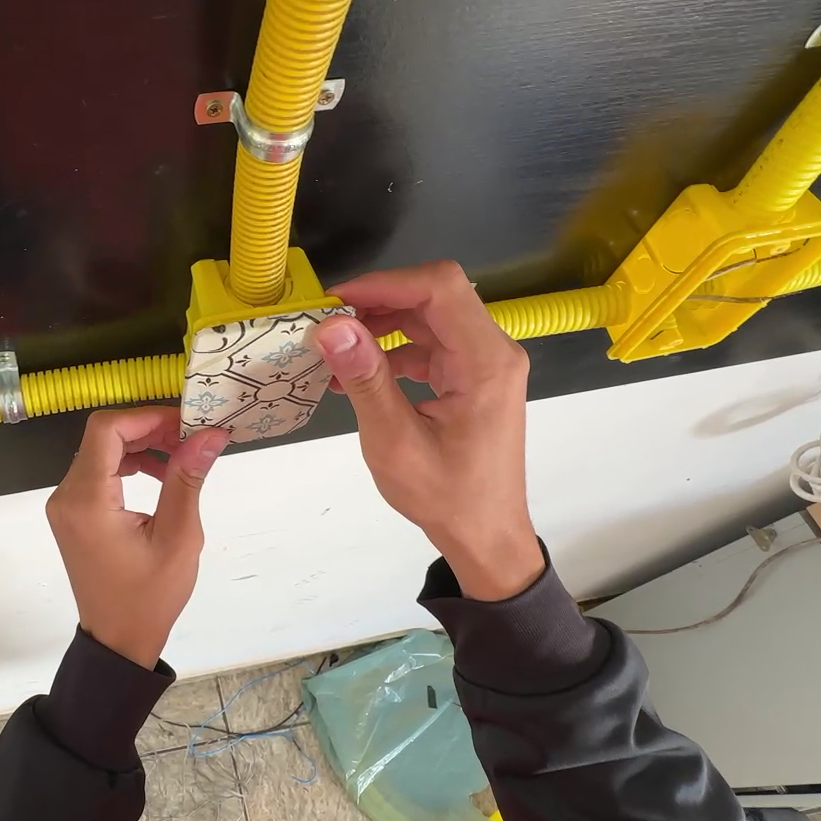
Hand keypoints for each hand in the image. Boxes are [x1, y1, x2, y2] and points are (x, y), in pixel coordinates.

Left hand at [45, 408, 230, 667]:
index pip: (107, 429)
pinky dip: (129, 464)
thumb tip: (211, 434)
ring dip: (141, 445)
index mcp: (87, 500)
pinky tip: (160, 474)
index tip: (186, 423)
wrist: (118, 641)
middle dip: (149, 428)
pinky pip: (98, 472)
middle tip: (191, 436)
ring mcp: (66, 504)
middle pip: (103, 436)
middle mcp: (67, 495)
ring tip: (182, 454)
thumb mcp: (178, 537)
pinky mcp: (74, 513)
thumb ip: (188, 478)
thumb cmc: (150, 597)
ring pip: (101, 451)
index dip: (148, 417)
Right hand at [312, 262, 541, 600]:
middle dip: (377, 302)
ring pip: (429, 318)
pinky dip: (392, 351)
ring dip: (381, 326)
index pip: (439, 289)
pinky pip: (430, 346)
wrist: (484, 535)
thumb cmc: (446, 496)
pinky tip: (355, 375)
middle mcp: (493, 352)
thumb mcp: (395, 441)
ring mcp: (484, 364)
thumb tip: (332, 327)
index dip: (384, 285)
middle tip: (328, 324)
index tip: (335, 304)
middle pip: (435, 297)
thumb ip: (366, 380)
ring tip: (335, 350)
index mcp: (486, 362)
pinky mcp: (471, 379)